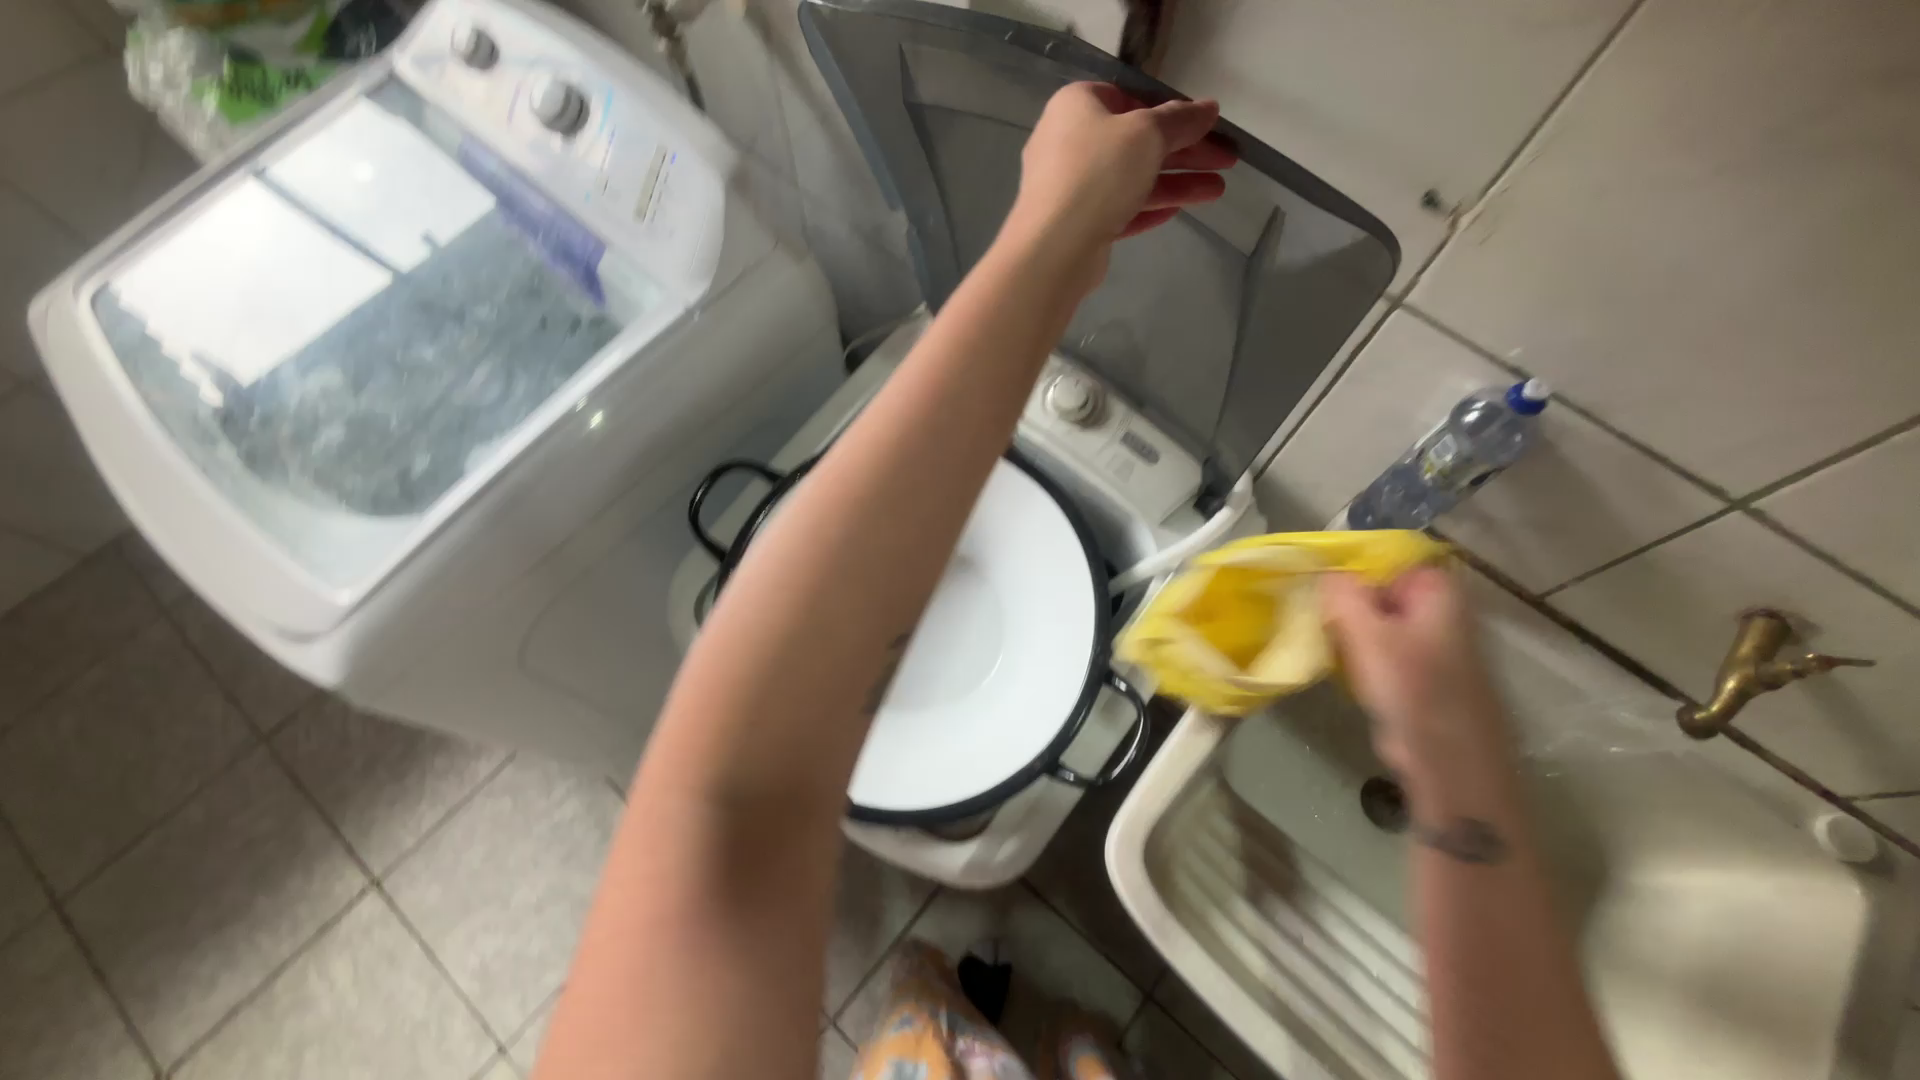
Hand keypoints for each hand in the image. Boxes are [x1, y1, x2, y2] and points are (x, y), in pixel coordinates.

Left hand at [1003, 82, 1236, 285]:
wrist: (1053, 247)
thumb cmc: (1098, 172)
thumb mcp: (1146, 134)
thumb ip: (1180, 120)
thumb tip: (1208, 108)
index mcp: (1076, 106)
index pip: (1129, 98)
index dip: (1170, 111)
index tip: (1204, 125)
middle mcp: (1067, 142)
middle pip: (1136, 142)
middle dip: (1184, 152)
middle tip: (1228, 161)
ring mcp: (1069, 187)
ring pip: (1130, 179)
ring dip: (1175, 183)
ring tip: (1218, 191)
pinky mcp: (1075, 225)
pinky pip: (1117, 210)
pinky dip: (1147, 208)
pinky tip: (1177, 211)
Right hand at [1320, 567, 1510, 782]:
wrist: (1452, 767)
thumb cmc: (1412, 692)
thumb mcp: (1366, 634)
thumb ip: (1342, 594)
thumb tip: (1325, 572)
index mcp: (1439, 591)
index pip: (1387, 558)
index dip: (1351, 569)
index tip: (1319, 588)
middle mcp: (1445, 612)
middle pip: (1383, 591)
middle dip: (1349, 604)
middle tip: (1321, 621)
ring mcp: (1440, 646)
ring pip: (1383, 624)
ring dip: (1355, 634)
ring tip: (1332, 649)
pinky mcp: (1431, 678)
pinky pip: (1389, 653)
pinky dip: (1368, 660)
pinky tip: (1353, 677)